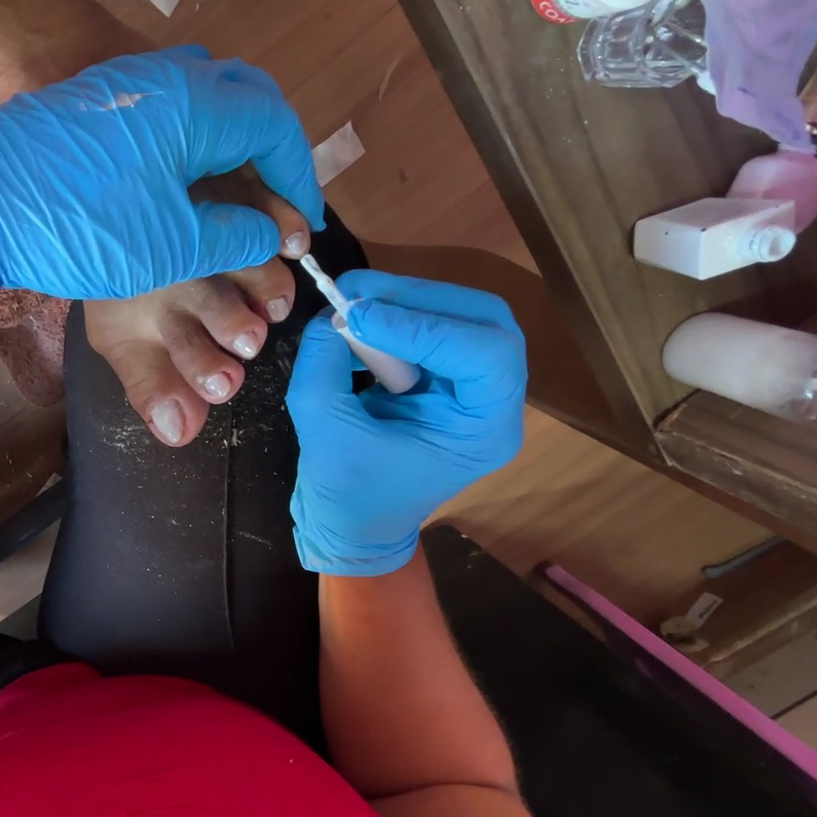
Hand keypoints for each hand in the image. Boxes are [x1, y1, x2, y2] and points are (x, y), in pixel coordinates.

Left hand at [0, 45, 322, 302]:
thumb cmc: (80, 227)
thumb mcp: (169, 247)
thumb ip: (233, 237)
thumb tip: (271, 234)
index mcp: (195, 102)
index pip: (275, 126)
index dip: (298, 180)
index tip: (304, 229)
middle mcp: (166, 79)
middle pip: (246, 104)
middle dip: (270, 158)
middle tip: (277, 211)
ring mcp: (127, 90)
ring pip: (205, 107)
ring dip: (231, 153)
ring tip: (237, 206)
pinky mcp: (97, 109)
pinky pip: (166, 117)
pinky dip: (191, 151)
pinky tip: (184, 193)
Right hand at [285, 271, 526, 574]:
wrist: (350, 523)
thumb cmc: (344, 493)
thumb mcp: (321, 428)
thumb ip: (323, 364)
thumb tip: (331, 314)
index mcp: (484, 431)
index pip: (484, 353)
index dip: (423, 325)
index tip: (358, 317)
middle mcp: (494, 402)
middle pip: (483, 320)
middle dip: (417, 299)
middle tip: (356, 293)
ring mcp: (473, 386)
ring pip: (459, 315)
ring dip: (404, 302)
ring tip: (351, 307)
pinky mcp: (446, 375)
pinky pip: (432, 326)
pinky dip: (394, 316)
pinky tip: (359, 326)